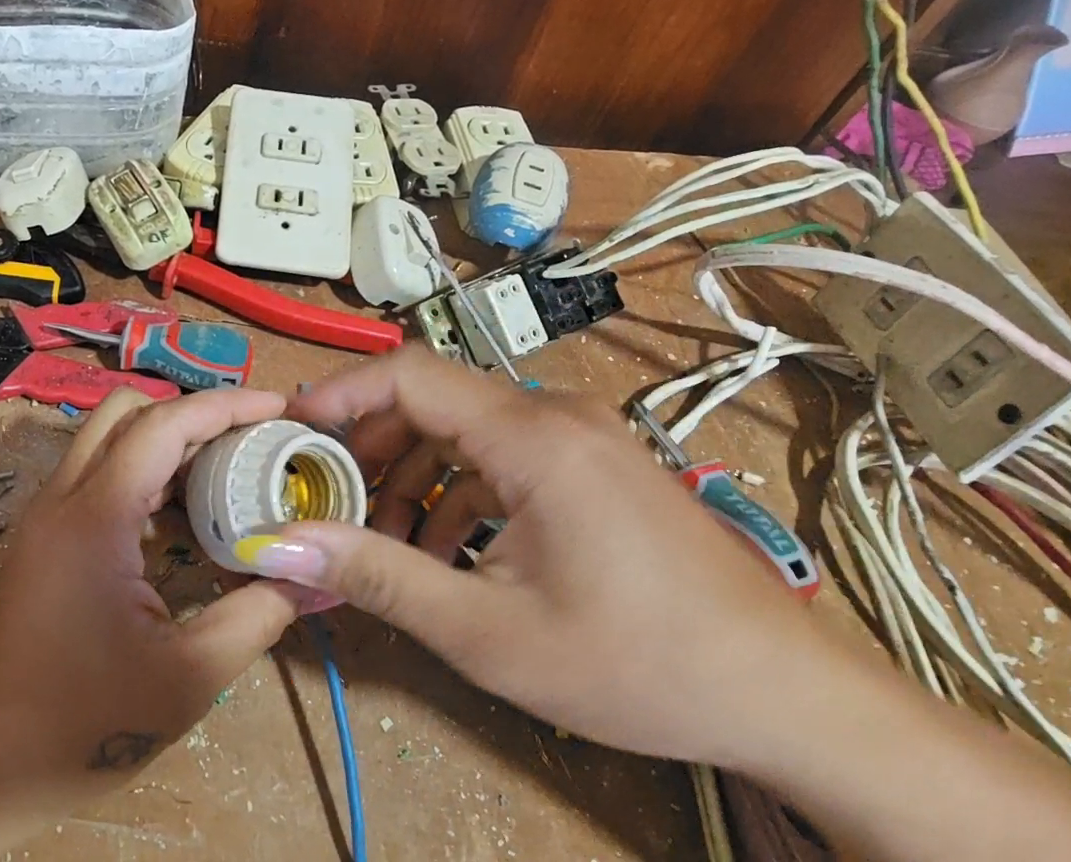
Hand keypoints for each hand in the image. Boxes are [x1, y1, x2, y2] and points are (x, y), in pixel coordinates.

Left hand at [0, 387, 326, 831]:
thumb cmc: (84, 722)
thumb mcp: (188, 676)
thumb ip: (256, 615)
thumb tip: (314, 578)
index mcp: (94, 517)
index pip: (162, 426)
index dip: (224, 406)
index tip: (278, 407)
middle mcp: (63, 500)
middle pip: (125, 414)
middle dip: (191, 413)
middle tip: (250, 440)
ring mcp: (47, 518)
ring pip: (107, 442)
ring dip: (166, 443)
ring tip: (228, 471)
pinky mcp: (46, 541)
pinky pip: (98, 478)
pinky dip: (144, 474)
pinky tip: (186, 516)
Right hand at [246, 346, 841, 768]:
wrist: (788, 697)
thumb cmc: (638, 663)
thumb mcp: (487, 630)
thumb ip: (378, 576)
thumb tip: (282, 546)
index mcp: (534, 437)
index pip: (408, 374)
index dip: (337, 394)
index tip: (289, 435)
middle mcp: (557, 418)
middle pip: (431, 402)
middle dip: (367, 449)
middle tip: (327, 505)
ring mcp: (583, 440)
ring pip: (463, 432)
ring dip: (410, 478)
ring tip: (384, 545)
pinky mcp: (595, 469)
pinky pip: (502, 458)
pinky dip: (455, 493)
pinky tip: (445, 554)